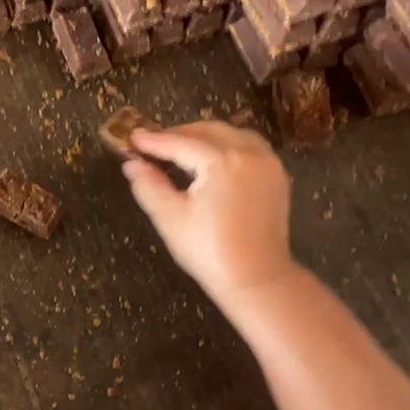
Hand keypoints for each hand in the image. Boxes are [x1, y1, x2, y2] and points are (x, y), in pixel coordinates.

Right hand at [121, 121, 297, 304]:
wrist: (256, 277)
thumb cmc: (208, 249)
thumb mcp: (169, 217)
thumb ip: (148, 185)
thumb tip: (131, 164)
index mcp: (222, 162)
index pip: (180, 143)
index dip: (154, 141)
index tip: (132, 138)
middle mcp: (250, 154)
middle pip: (209, 131)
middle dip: (179, 134)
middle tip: (153, 143)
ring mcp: (268, 164)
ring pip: (232, 135)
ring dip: (205, 136)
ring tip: (181, 149)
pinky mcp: (277, 177)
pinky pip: (250, 148)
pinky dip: (227, 146)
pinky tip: (211, 160)